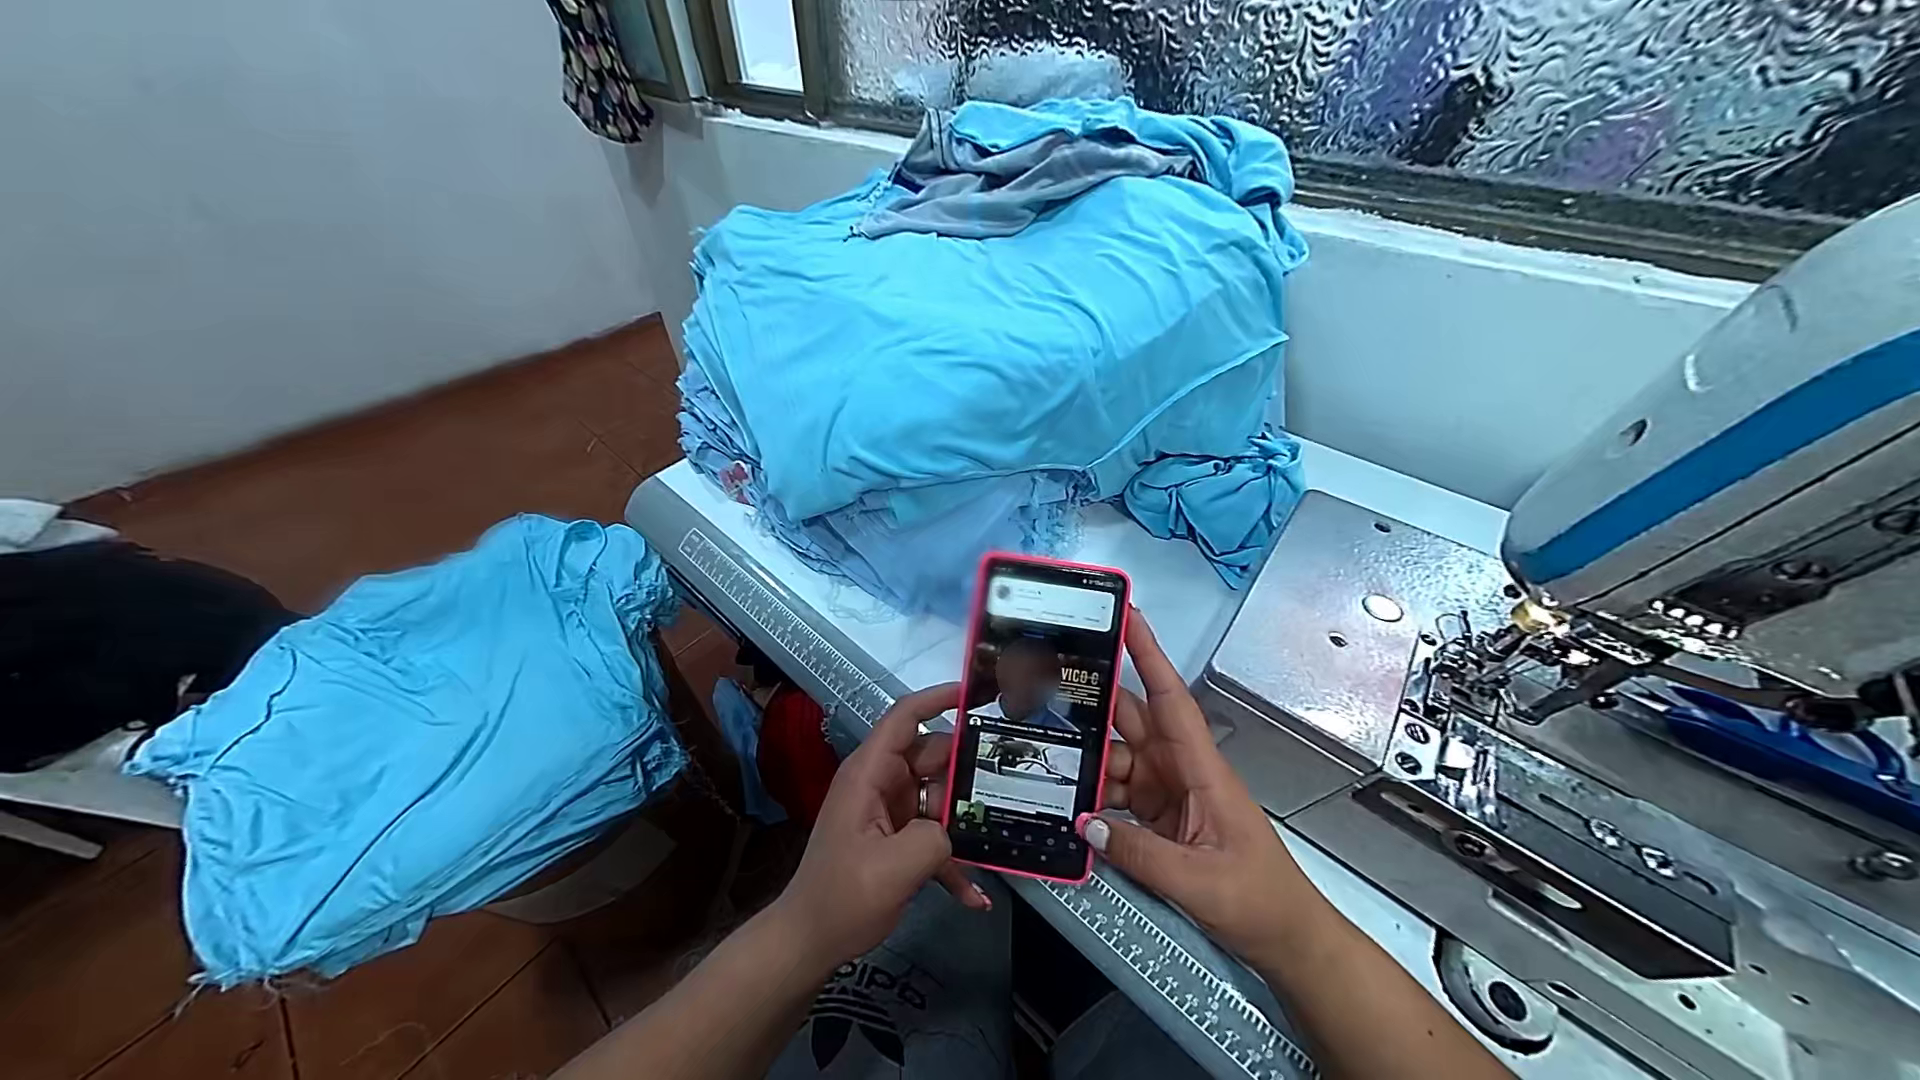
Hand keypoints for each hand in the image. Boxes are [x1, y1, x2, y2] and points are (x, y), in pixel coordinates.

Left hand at [774, 684, 989, 966]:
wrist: (808, 943)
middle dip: (967, 768)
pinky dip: (953, 860)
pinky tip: (975, 894)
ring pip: (940, 795)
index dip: (938, 699)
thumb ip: (935, 839)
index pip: (904, 718)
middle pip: (932, 757)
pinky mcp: (899, 838)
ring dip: (966, 818)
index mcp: (870, 773)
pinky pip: (935, 835)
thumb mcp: (892, 868)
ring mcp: (891, 811)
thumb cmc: (841, 898)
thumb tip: (955, 827)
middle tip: (1009, 783)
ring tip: (1002, 833)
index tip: (975, 694)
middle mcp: (882, 783)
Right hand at [1085, 610, 1325, 965]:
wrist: (1285, 937)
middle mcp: (1182, 769)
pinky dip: (1095, 796)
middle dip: (1097, 703)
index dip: (1149, 654)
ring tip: (1053, 759)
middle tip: (1052, 686)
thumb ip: (1138, 852)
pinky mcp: (1159, 815)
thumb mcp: (1198, 880)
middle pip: (1134, 723)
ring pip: (1119, 758)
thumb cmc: (1259, 899)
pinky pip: (1119, 792)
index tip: (1128, 617)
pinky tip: (1073, 802)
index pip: (1170, 699)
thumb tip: (1085, 824)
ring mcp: (1169, 792)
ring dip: (1090, 761)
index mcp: (1201, 768)